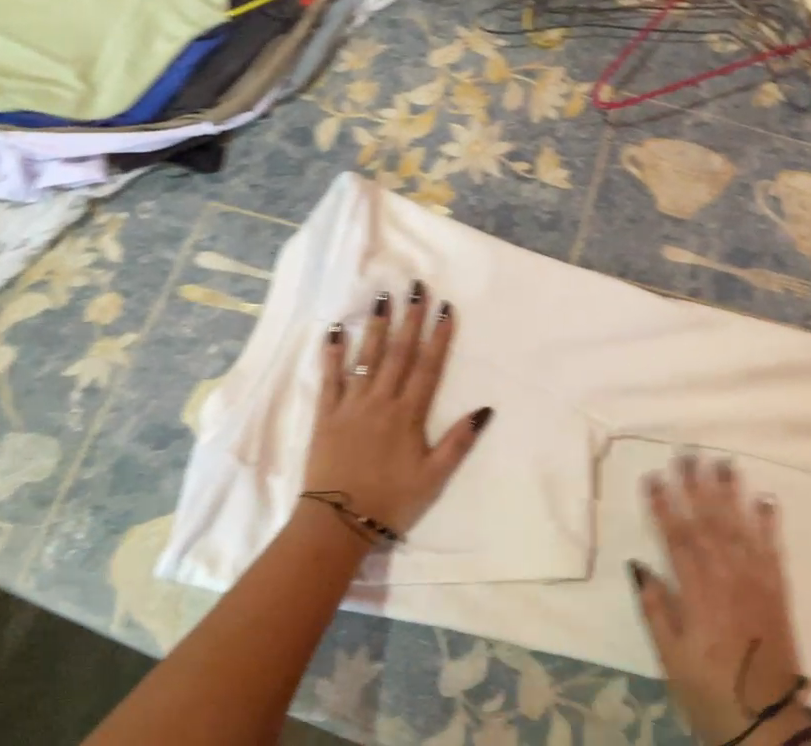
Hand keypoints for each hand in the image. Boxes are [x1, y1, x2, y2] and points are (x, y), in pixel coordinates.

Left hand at [303, 280, 491, 537]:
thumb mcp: (433, 478)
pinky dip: (332, 353)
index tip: (445, 308)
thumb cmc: (391, 501)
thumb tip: (485, 409)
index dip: (439, 336)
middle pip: (398, 352)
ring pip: (366, 357)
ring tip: (383, 297)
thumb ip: (458, 442)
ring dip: (376, 325)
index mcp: (408, 415)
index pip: (428, 367)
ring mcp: (351, 405)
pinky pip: (329, 378)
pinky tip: (334, 330)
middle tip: (415, 287)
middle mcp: (380, 401)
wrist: (336, 523)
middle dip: (409, 318)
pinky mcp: (325, 415)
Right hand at [632, 456, 810, 744]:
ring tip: (722, 462)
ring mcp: (756, 580)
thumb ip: (655, 608)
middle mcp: (727, 577)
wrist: (766, 718)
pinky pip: (773, 547)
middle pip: (709, 523)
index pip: (677, 538)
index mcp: (696, 593)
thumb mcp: (669, 658)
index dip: (663, 505)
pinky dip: (769, 521)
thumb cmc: (708, 690)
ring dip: (730, 493)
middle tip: (686, 453)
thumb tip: (638, 563)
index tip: (652, 476)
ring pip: (740, 527)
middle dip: (695, 486)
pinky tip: (764, 498)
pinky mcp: (777, 589)